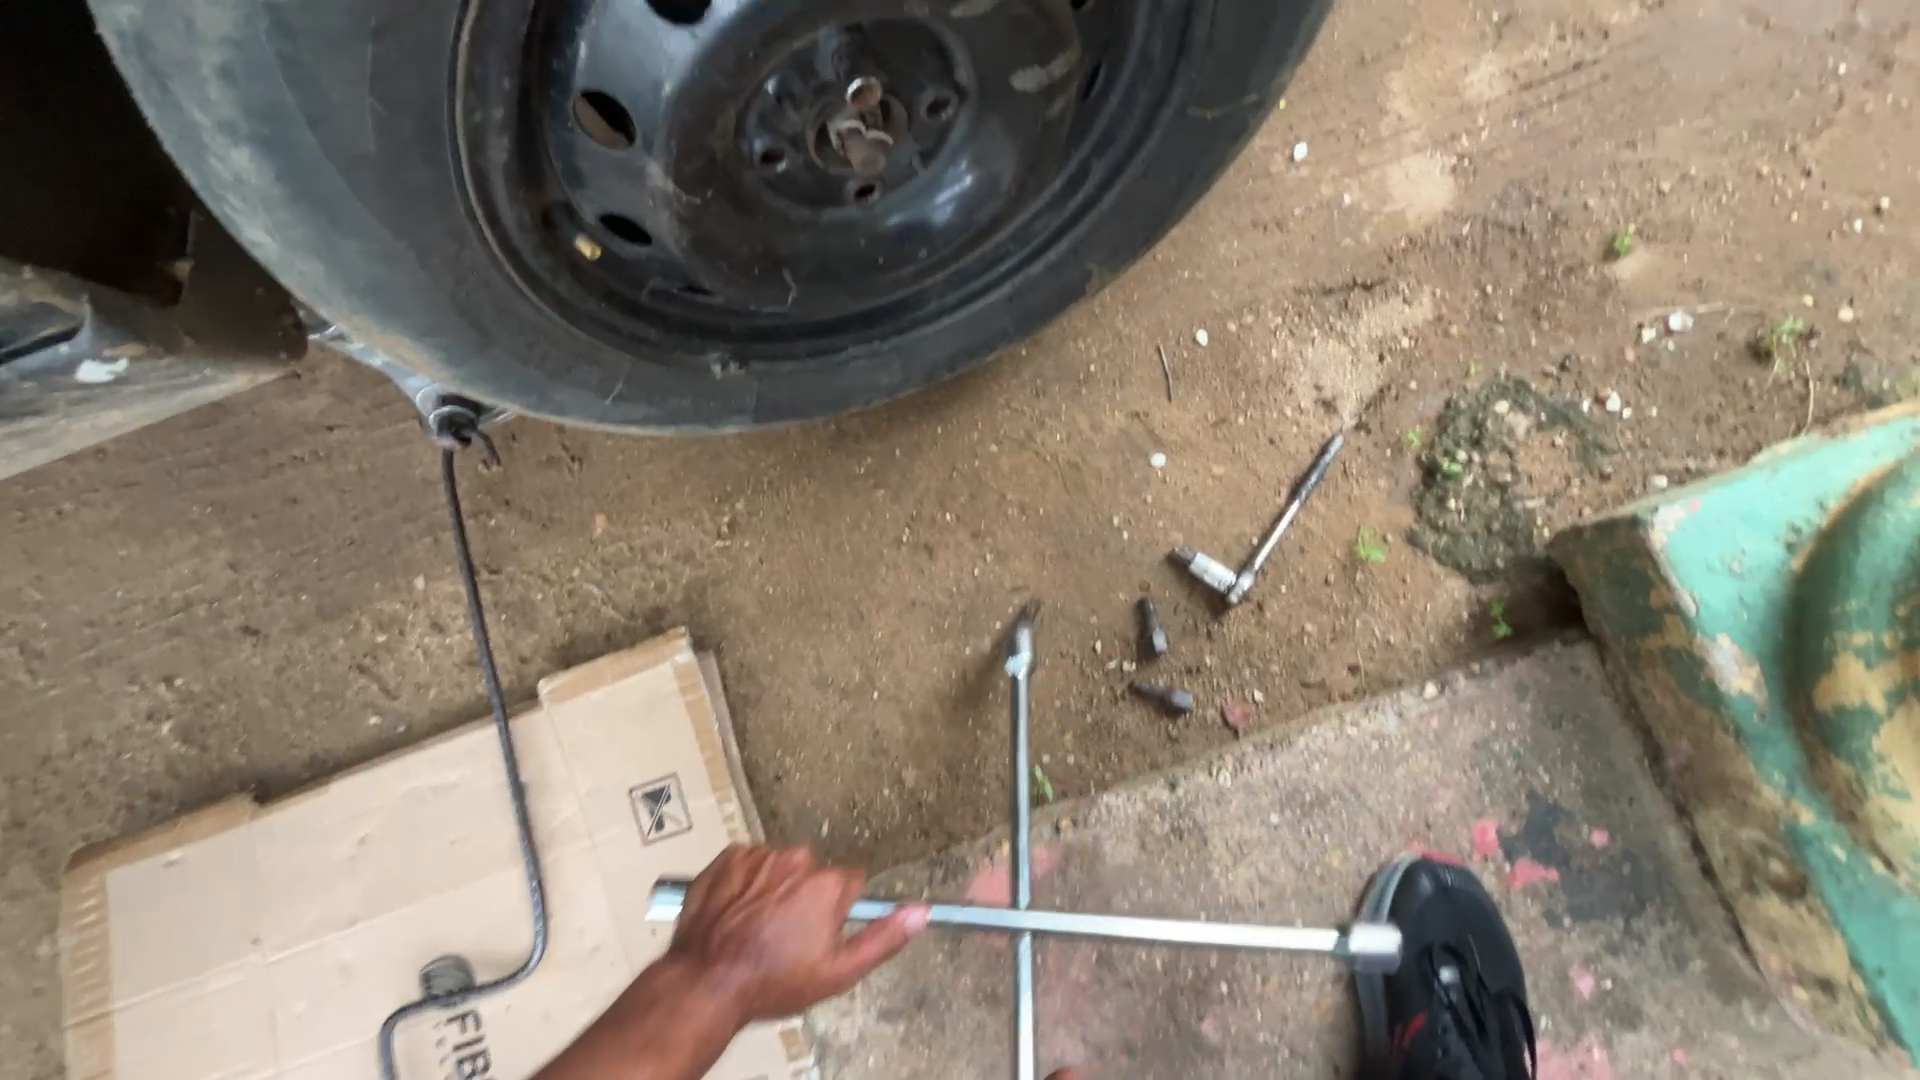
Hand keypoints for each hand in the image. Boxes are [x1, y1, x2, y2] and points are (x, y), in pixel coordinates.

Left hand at [669, 844, 930, 1020]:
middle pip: (813, 872)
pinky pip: (749, 862)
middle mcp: (798, 859)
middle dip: (805, 895)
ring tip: (756, 924)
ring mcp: (760, 855)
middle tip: (785, 933)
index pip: (849, 883)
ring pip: (780, 866)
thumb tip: (921, 912)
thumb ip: (884, 937)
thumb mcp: (838, 972)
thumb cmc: (774, 980)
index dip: (836, 910)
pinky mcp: (729, 856)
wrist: (707, 981)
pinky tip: (736, 910)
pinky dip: (745, 881)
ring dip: (773, 887)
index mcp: (828, 884)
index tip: (818, 932)